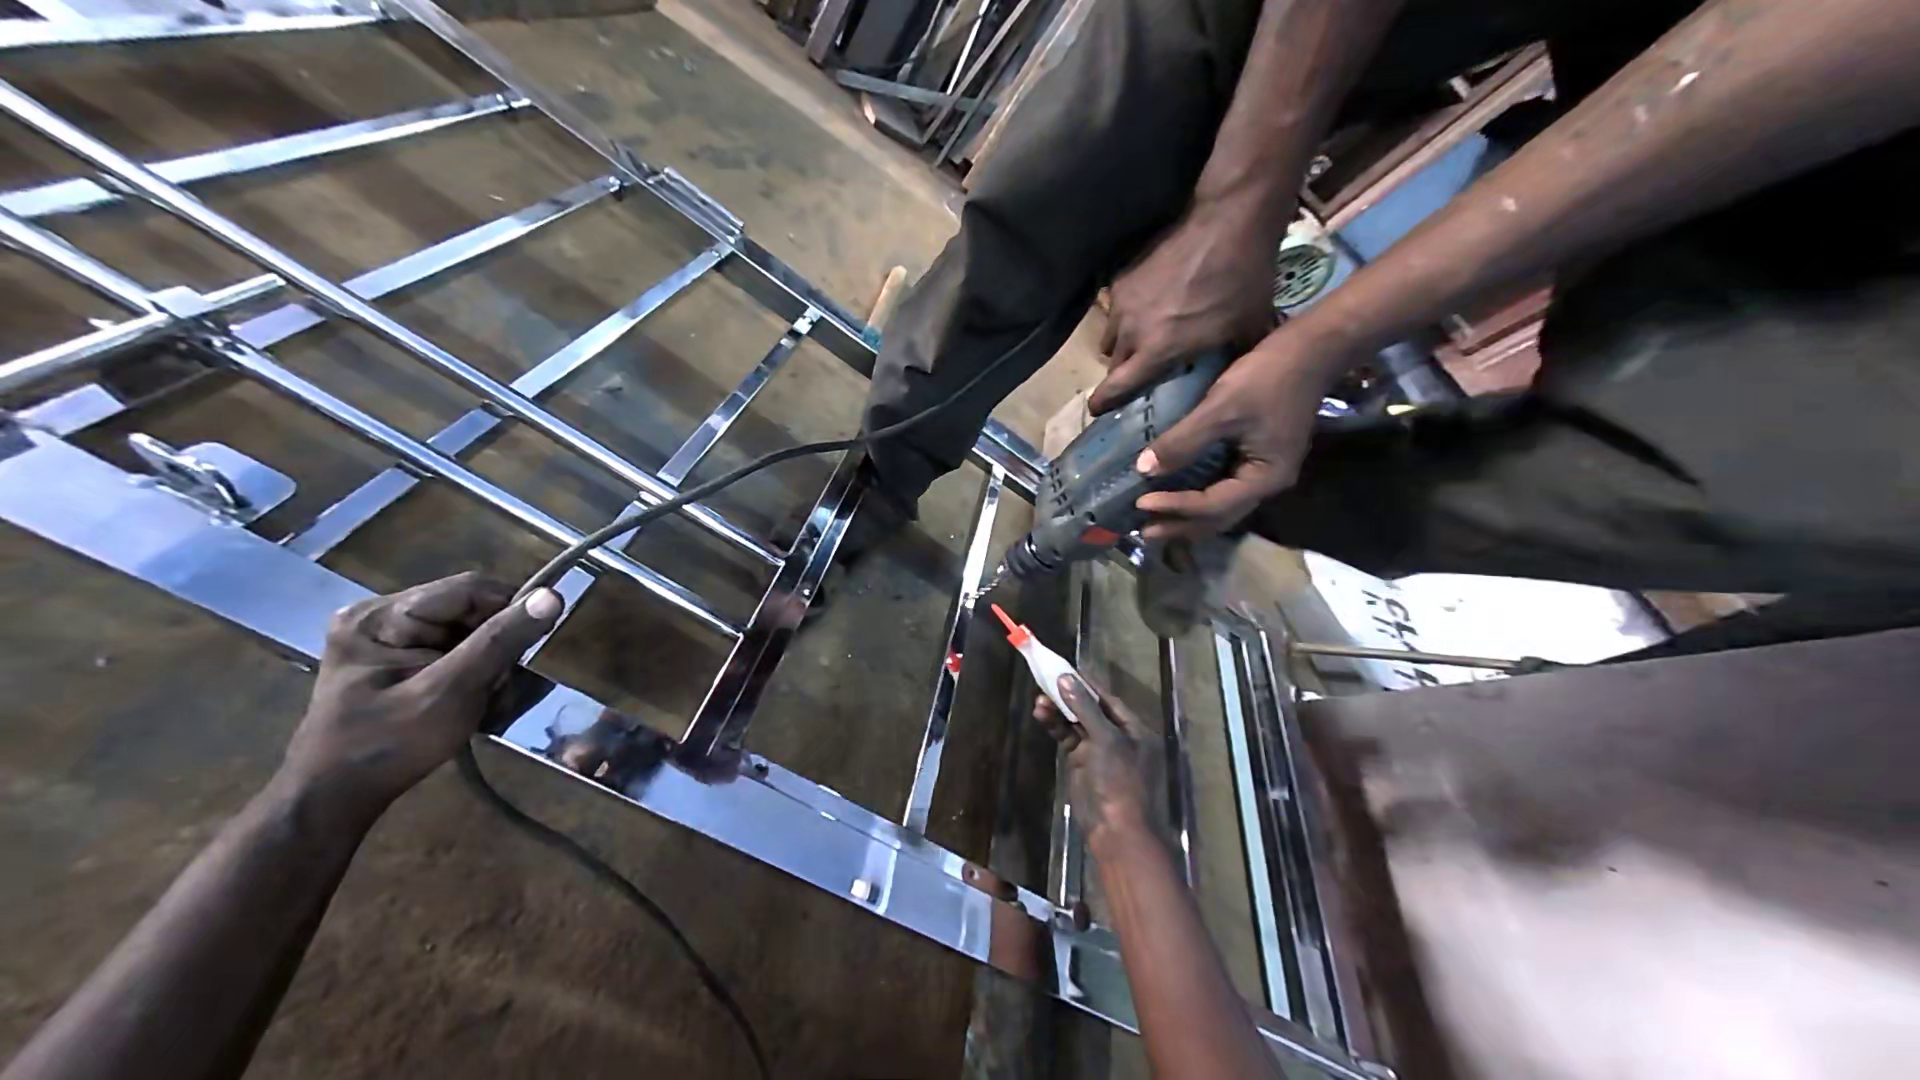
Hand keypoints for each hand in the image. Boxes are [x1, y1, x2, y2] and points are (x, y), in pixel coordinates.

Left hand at [278, 572, 562, 817]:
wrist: (336, 800)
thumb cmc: (391, 745)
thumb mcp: (452, 691)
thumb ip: (500, 641)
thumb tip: (552, 596)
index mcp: (380, 617)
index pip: (470, 589)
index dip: (512, 610)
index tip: (535, 646)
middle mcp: (379, 616)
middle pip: (469, 609)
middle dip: (497, 646)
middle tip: (500, 687)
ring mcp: (385, 638)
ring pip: (468, 631)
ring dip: (490, 663)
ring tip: (485, 699)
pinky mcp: (395, 659)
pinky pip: (455, 649)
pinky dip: (475, 672)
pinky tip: (472, 699)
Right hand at [1032, 677, 1151, 842]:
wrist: (1117, 832)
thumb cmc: (1120, 781)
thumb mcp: (1106, 740)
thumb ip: (1085, 708)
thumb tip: (1066, 679)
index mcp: (1134, 729)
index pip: (1108, 699)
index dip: (1087, 683)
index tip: (1066, 667)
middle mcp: (1117, 736)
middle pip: (1090, 708)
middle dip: (1069, 695)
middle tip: (1046, 678)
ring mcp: (1098, 751)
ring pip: (1076, 723)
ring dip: (1058, 710)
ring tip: (1038, 698)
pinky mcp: (1081, 763)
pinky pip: (1067, 738)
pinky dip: (1055, 726)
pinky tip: (1041, 714)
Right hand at [1089, 201, 1280, 415]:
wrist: (1228, 220)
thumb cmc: (1241, 280)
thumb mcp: (1248, 328)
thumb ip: (1234, 358)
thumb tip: (1240, 376)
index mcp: (1156, 350)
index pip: (1116, 387)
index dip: (1104, 402)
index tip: (1097, 411)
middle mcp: (1130, 331)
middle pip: (1113, 364)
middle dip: (1122, 373)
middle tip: (1139, 373)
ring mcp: (1122, 302)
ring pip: (1111, 336)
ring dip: (1123, 343)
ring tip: (1144, 336)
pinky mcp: (1122, 277)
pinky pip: (1116, 307)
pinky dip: (1128, 312)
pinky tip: (1151, 302)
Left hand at [1132, 323, 1355, 539]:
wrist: (1312, 349)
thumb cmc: (1267, 378)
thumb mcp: (1220, 409)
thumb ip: (1183, 442)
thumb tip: (1144, 469)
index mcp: (1264, 478)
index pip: (1212, 506)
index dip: (1175, 508)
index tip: (1140, 505)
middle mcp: (1267, 484)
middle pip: (1218, 518)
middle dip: (1180, 527)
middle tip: (1142, 532)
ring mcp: (1264, 473)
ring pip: (1221, 508)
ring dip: (1188, 518)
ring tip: (1154, 522)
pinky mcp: (1257, 459)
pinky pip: (1223, 490)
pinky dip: (1198, 499)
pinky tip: (1176, 496)